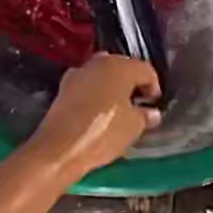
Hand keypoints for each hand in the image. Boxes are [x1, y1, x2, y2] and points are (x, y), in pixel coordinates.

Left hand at [24, 54, 161, 178]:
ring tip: (117, 105)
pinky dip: (94, 91)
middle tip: (139, 103)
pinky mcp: (64, 86)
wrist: (58, 150)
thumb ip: (146, 115)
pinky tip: (96, 108)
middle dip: (133, 83)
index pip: (146, 71)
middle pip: (124, 67)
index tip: (154, 103)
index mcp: (123, 67)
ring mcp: (80, 72)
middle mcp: (101, 62)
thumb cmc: (102, 134)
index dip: (154, 87)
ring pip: (104, 73)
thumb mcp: (132, 127)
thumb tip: (152, 112)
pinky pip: (87, 83)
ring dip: (112, 85)